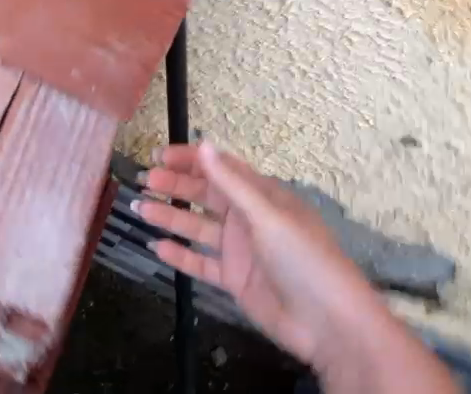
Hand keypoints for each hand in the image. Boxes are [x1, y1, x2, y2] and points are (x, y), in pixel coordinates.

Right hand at [136, 143, 456, 393]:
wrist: (332, 326)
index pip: (220, 168)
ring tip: (138, 209)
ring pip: (197, 228)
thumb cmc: (306, 261)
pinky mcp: (235, 280)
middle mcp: (248, 219)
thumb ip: (231, 182)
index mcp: (261, 196)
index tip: (159, 155)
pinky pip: (201, 263)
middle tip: (144, 181)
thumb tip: (204, 144)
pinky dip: (179, 255)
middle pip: (204, 196)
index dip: (190, 159)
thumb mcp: (268, 216)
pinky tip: (156, 246)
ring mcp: (240, 250)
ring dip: (169, 217)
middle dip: (174, 186)